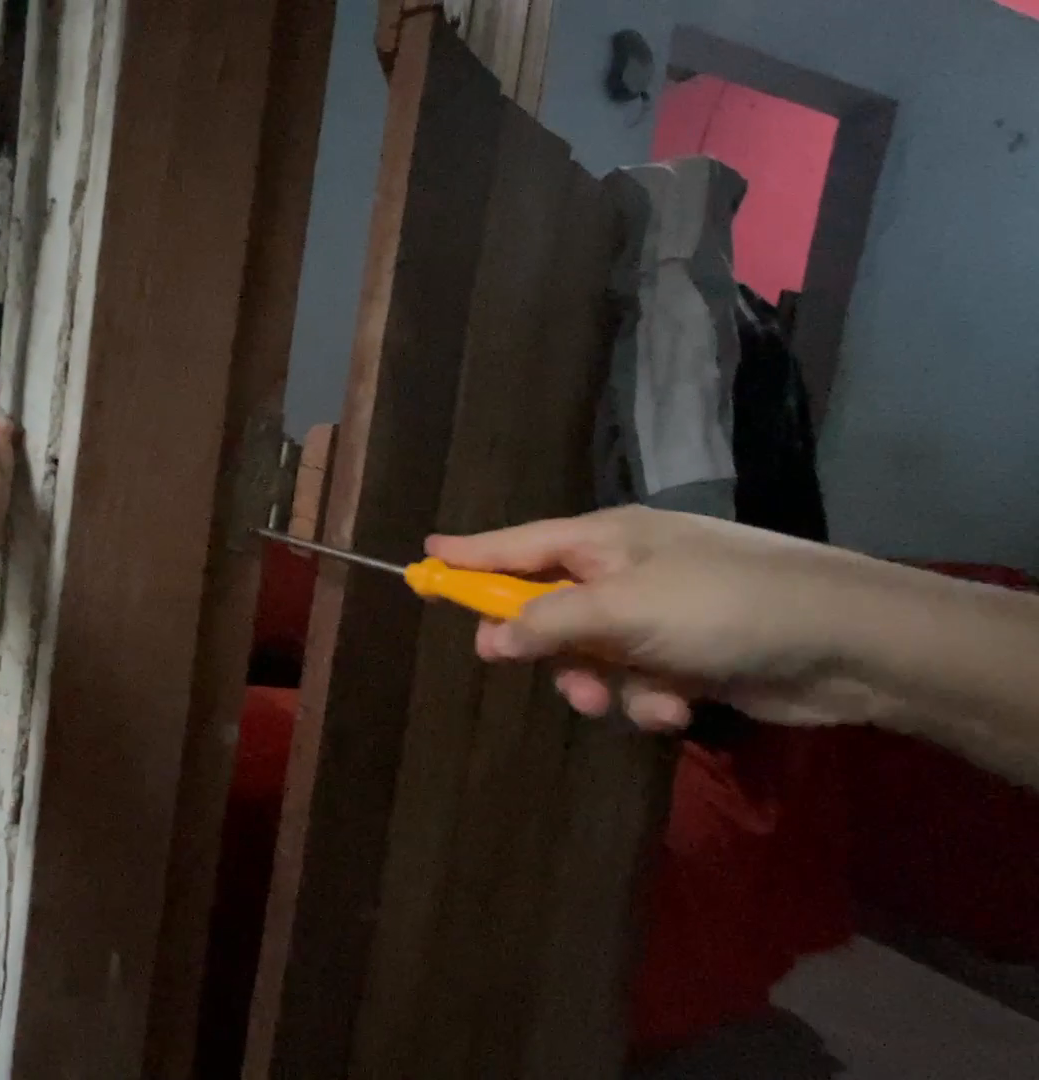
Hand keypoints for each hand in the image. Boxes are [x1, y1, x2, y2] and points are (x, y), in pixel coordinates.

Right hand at [427, 507, 896, 731]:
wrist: (853, 646)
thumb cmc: (722, 606)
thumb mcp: (621, 610)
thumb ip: (547, 622)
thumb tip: (491, 637)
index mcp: (602, 541)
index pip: (513, 546)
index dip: (464, 556)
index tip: (421, 560)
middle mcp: (622, 572)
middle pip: (543, 605)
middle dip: (532, 639)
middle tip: (501, 658)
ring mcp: (654, 614)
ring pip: (585, 652)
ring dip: (591, 681)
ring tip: (610, 701)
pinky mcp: (684, 655)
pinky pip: (635, 679)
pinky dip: (646, 697)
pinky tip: (672, 707)